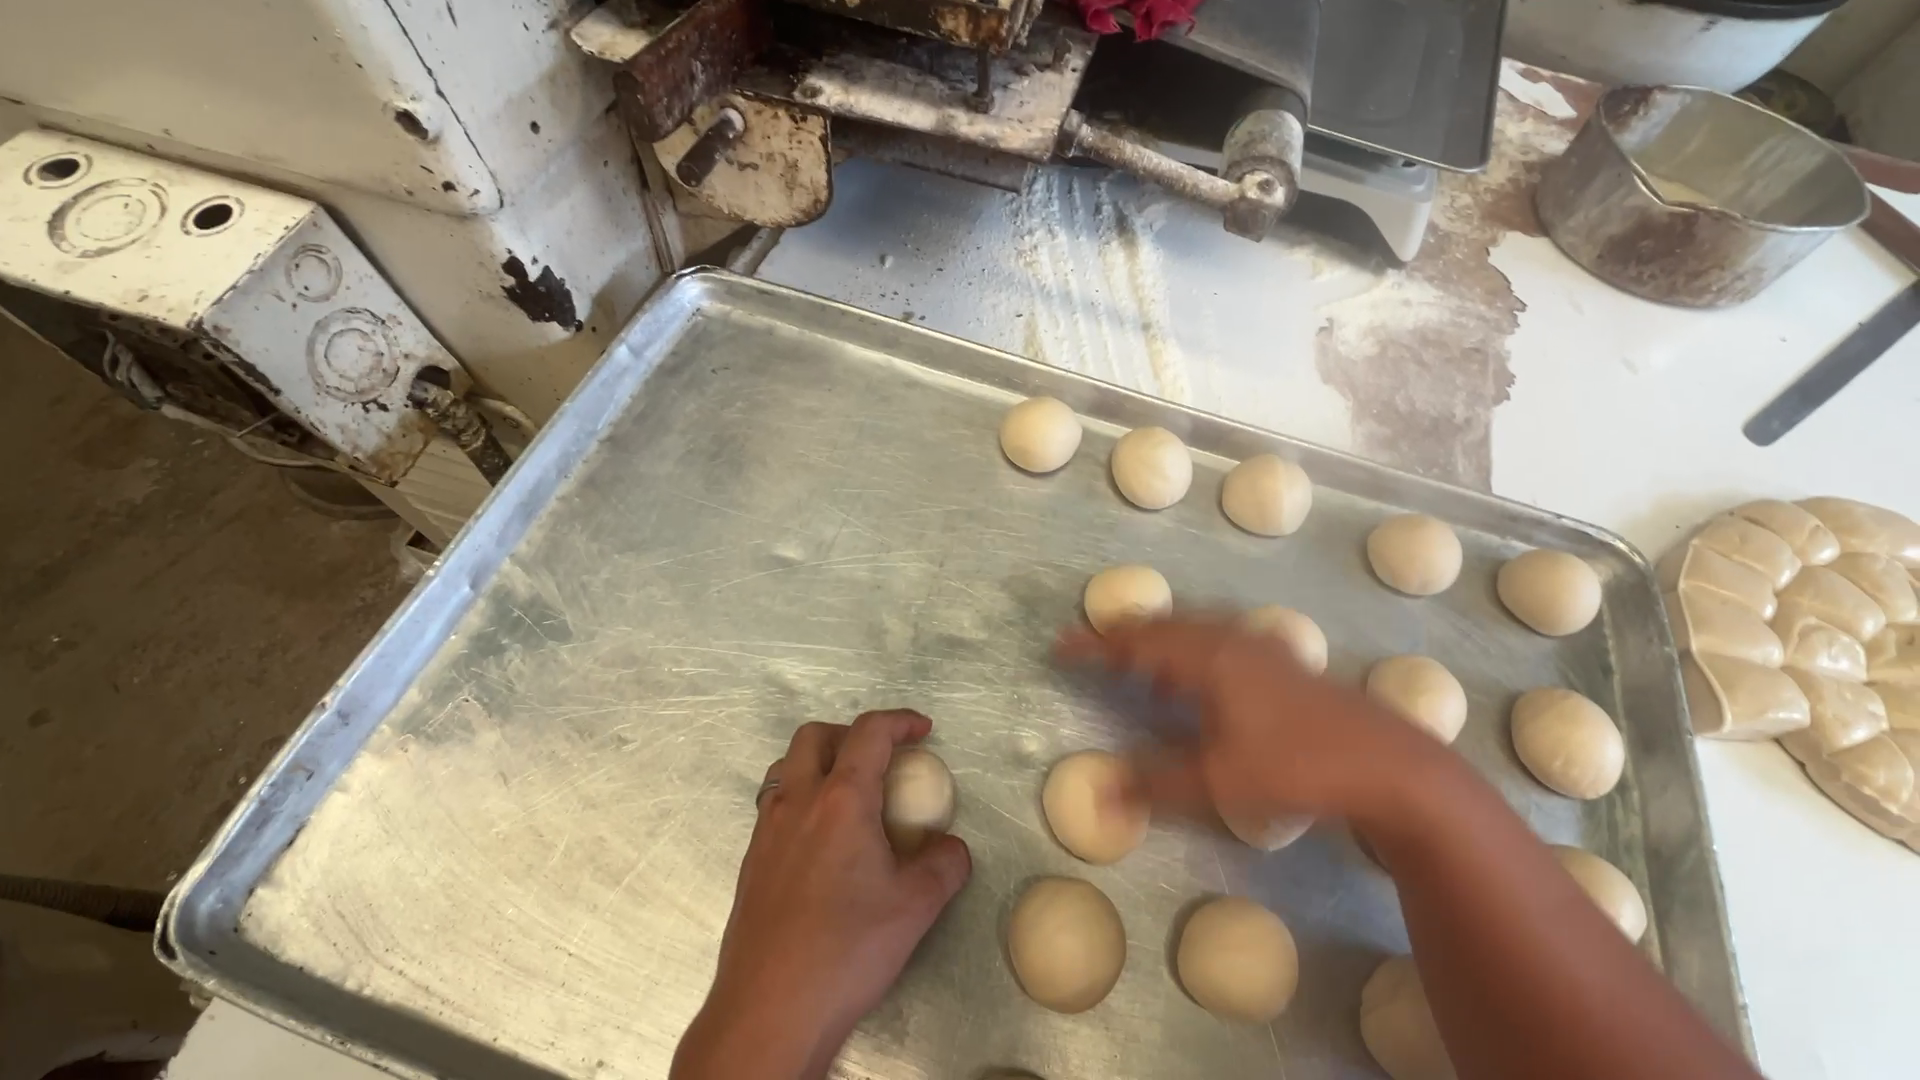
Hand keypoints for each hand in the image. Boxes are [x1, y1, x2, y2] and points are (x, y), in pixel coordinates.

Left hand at [671, 710, 971, 1079]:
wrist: (769, 1009)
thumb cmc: (847, 949)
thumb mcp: (916, 907)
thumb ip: (944, 865)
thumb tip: (950, 848)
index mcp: (841, 799)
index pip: (869, 733)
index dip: (900, 721)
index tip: (923, 730)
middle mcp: (797, 801)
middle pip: (815, 735)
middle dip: (851, 733)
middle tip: (882, 759)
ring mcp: (767, 830)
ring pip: (786, 767)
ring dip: (820, 763)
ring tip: (851, 795)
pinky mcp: (751, 861)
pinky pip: (776, 805)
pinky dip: (802, 799)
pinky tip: (824, 843)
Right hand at [1056, 616, 1439, 827]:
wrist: (1392, 767)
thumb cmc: (1298, 767)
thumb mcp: (1218, 782)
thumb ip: (1153, 784)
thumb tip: (1096, 792)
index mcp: (1210, 658)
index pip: (1137, 643)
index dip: (1095, 645)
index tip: (1059, 645)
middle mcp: (1233, 642)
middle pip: (1165, 627)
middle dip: (1124, 637)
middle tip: (1093, 648)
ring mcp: (1264, 650)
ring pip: (1196, 633)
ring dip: (1160, 645)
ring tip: (1139, 670)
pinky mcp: (1285, 667)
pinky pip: (1220, 645)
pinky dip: (1192, 657)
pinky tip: (1198, 689)